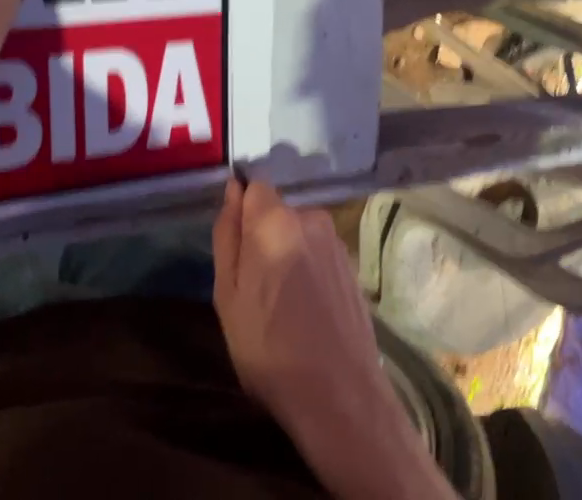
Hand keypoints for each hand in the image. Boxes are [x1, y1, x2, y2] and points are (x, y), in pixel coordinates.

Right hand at [212, 178, 391, 430]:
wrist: (339, 394)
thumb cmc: (268, 347)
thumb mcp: (228, 294)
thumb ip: (228, 235)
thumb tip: (232, 191)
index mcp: (276, 220)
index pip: (255, 186)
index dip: (241, 211)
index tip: (235, 248)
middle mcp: (312, 219)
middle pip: (277, 212)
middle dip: (263, 237)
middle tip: (253, 287)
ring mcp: (338, 243)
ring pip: (298, 235)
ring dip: (287, 256)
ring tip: (281, 305)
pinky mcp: (353, 268)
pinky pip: (319, 256)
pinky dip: (308, 273)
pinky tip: (307, 312)